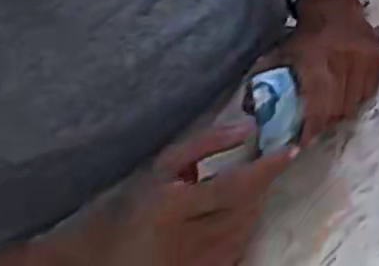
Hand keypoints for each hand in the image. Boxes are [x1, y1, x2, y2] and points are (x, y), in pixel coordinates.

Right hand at [44, 126, 293, 265]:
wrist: (88, 262)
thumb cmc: (130, 204)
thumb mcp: (162, 165)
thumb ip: (206, 142)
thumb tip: (251, 127)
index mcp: (171, 210)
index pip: (234, 186)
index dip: (266, 169)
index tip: (290, 150)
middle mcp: (181, 245)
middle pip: (245, 210)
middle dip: (260, 186)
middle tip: (257, 172)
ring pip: (243, 233)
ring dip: (251, 210)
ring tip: (235, 199)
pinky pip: (234, 257)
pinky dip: (240, 237)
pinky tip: (229, 225)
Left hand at [280, 0, 378, 143]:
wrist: (333, 7)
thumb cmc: (303, 36)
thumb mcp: (279, 58)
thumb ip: (269, 89)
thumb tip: (259, 124)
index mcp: (316, 61)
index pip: (317, 104)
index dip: (309, 128)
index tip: (300, 142)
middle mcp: (344, 59)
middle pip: (337, 108)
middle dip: (323, 123)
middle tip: (314, 128)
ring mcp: (364, 57)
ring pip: (354, 102)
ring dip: (341, 111)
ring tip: (330, 111)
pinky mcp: (377, 55)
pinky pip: (370, 90)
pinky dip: (358, 97)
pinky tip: (347, 95)